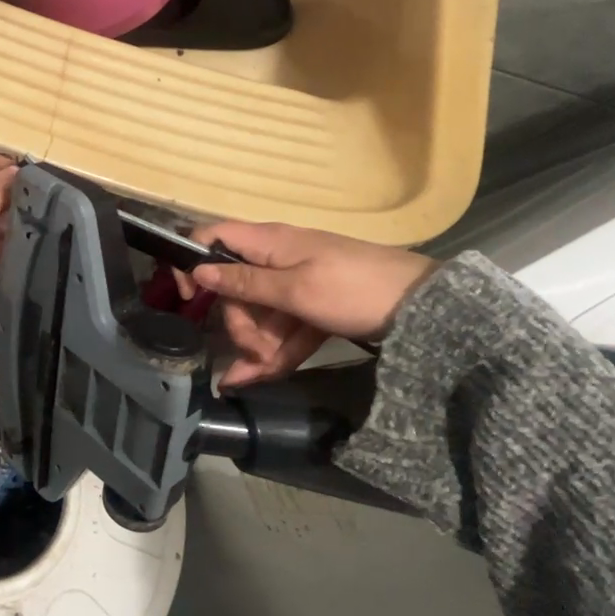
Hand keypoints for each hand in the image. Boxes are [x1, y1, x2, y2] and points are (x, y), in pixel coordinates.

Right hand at [175, 221, 437, 387]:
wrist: (429, 308)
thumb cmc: (353, 290)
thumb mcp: (294, 290)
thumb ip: (243, 282)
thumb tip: (197, 270)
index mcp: (268, 243)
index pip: (212, 238)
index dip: (191, 262)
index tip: (185, 296)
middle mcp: (278, 259)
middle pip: (236, 287)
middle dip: (238, 322)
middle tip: (250, 349)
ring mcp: (299, 285)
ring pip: (261, 313)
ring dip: (256, 344)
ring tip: (256, 374)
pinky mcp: (317, 308)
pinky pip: (285, 327)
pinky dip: (275, 351)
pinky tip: (258, 378)